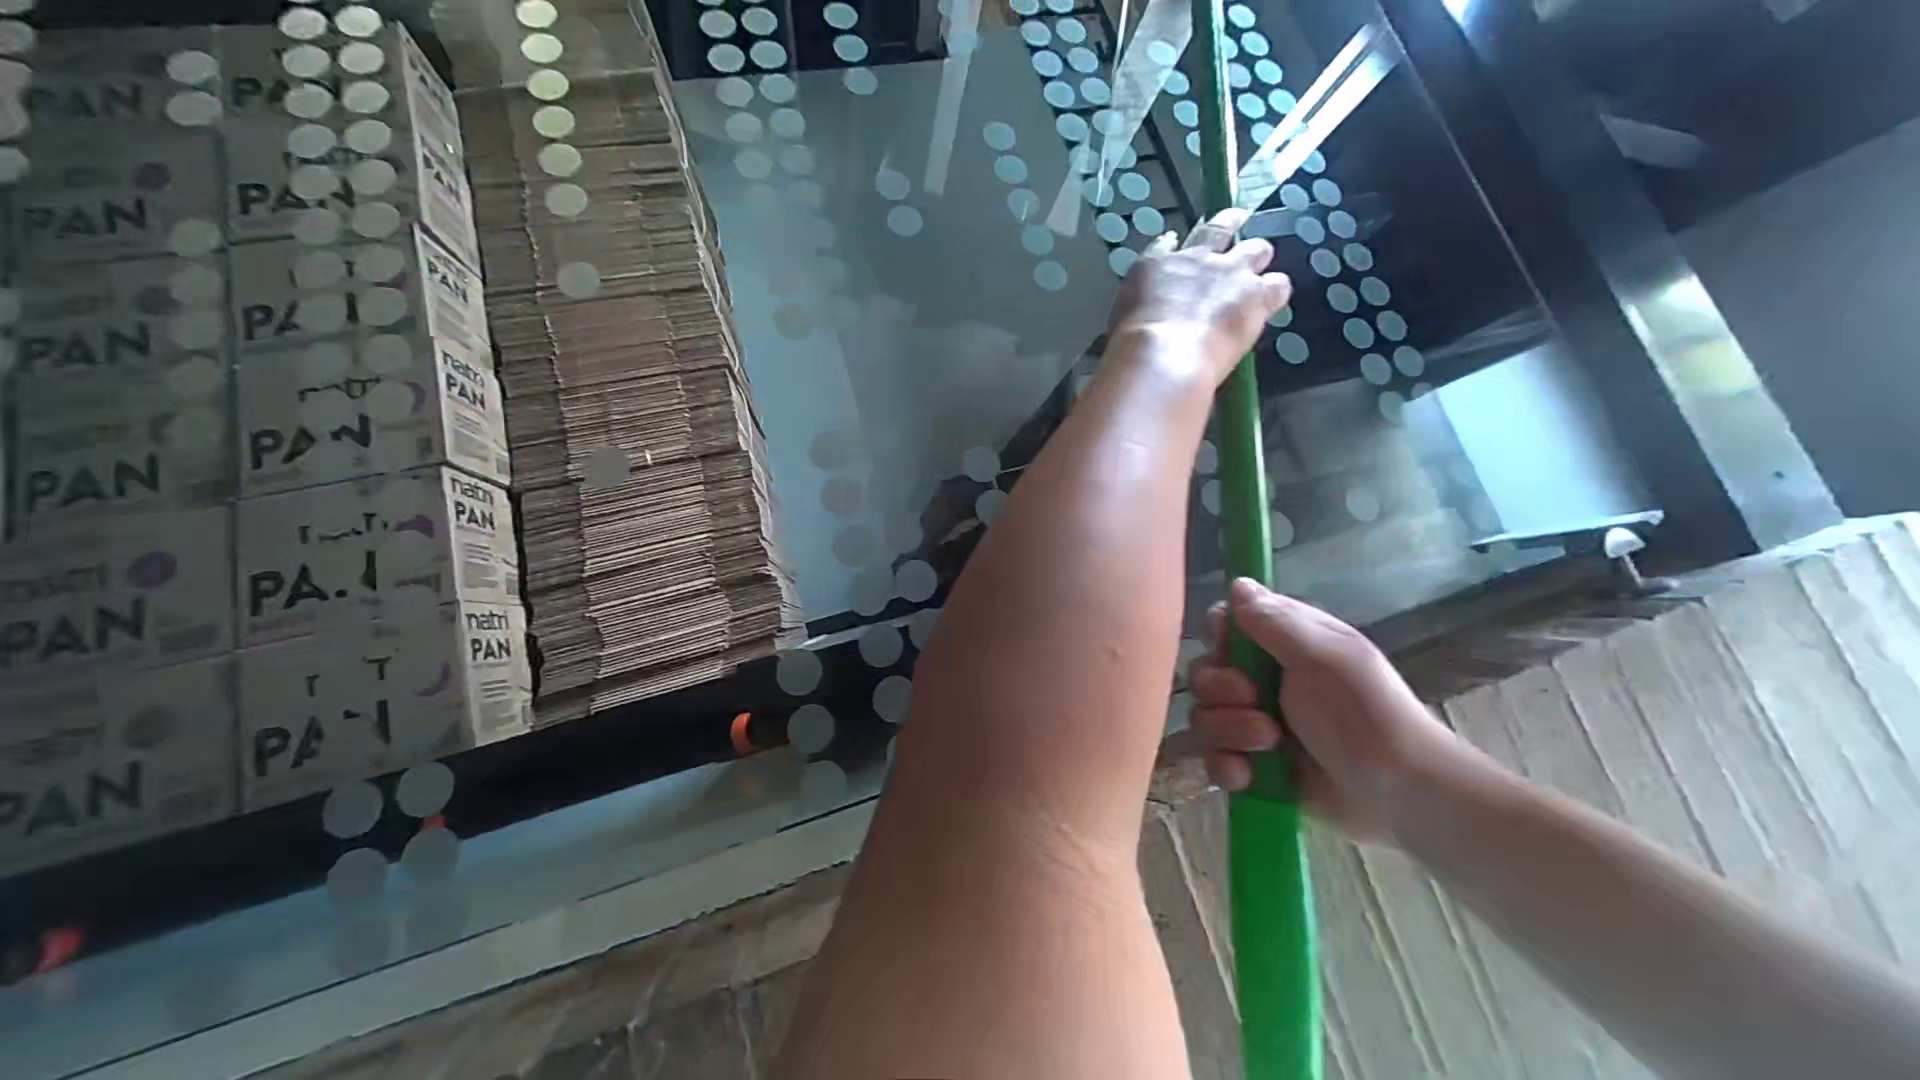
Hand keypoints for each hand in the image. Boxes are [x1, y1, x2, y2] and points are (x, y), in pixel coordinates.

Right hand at [1107, 208, 1292, 385]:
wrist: (1162, 354)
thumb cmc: (1130, 345)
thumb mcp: (1121, 320)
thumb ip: (1140, 307)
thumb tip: (1147, 311)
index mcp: (1156, 266)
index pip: (1167, 244)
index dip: (1177, 243)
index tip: (1180, 242)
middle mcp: (1196, 260)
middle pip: (1220, 229)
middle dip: (1228, 225)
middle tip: (1235, 226)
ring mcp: (1230, 274)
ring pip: (1256, 249)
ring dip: (1257, 258)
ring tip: (1258, 272)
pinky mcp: (1255, 295)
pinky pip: (1278, 285)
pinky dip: (1275, 292)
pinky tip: (1272, 302)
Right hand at [1189, 578, 1478, 841]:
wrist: (1398, 793)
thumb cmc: (1368, 713)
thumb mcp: (1325, 657)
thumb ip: (1276, 621)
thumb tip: (1238, 583)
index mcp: (1281, 644)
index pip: (1225, 623)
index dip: (1218, 635)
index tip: (1229, 649)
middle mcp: (1260, 679)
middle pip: (1204, 671)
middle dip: (1222, 690)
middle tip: (1258, 701)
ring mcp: (1251, 724)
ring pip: (1202, 716)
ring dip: (1228, 731)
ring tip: (1269, 744)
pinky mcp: (1250, 766)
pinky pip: (1210, 760)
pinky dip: (1226, 767)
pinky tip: (1250, 775)